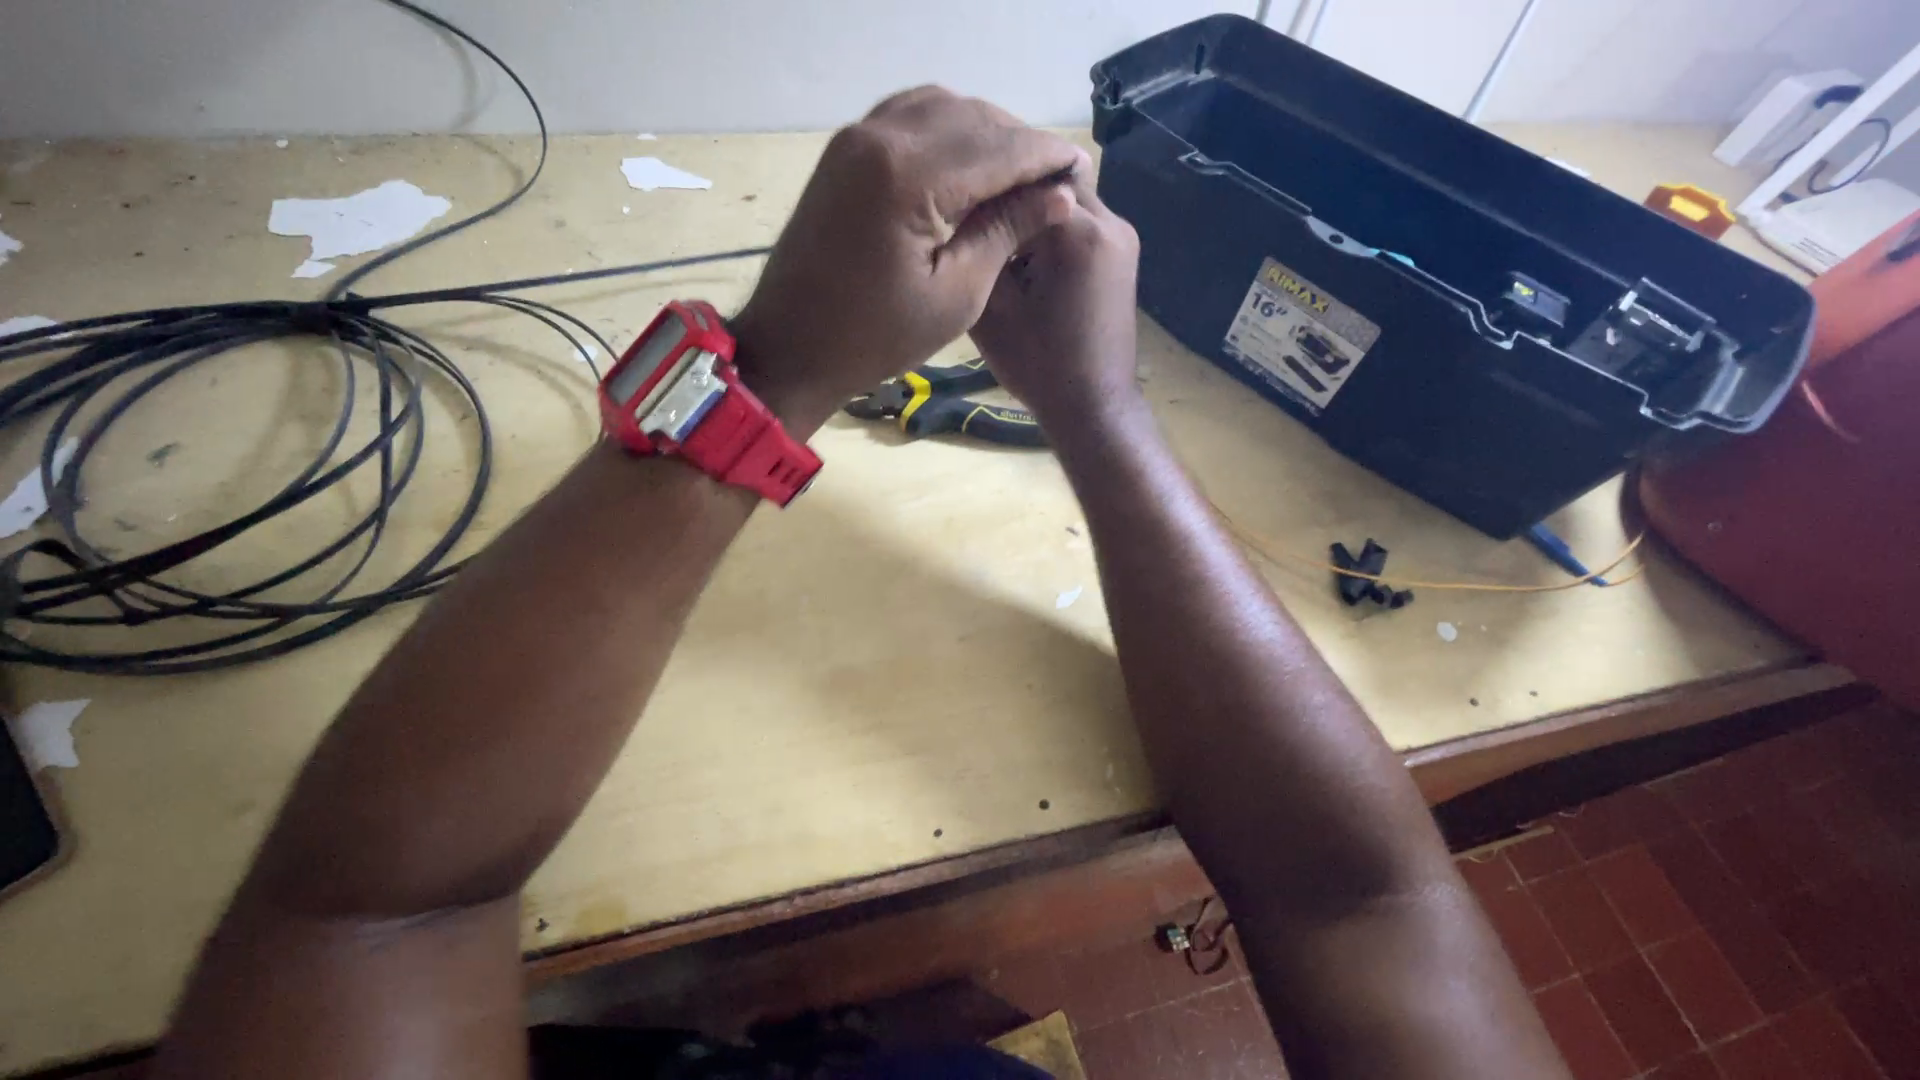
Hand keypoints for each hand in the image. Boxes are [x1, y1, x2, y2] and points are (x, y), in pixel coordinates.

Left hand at [732, 87, 1080, 431]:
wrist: (791, 347)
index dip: (1046, 156)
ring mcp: (856, 138)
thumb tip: (1059, 195)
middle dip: (1019, 143)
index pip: (999, 148)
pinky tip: (967, 165)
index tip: (1081, 170)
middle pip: (973, 117)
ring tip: (1015, 174)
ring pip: (941, 108)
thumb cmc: (876, 339)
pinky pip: (908, 118)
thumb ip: (1006, 232)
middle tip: (1053, 179)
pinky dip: (946, 131)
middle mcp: (881, 136)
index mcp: (910, 175)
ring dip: (984, 133)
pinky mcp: (844, 151)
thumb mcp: (956, 295)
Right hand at [971, 174, 1142, 432]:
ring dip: (1032, 211)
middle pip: (1052, 179)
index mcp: (1080, 231)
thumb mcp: (992, 309)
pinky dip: (1050, 230)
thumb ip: (981, 248)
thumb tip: (963, 205)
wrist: (1093, 408)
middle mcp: (1111, 222)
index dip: (989, 178)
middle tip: (973, 211)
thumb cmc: (1039, 366)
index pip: (1027, 171)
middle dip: (1013, 191)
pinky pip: (1079, 223)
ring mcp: (1121, 238)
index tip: (958, 191)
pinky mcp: (1120, 256)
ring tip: (994, 235)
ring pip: (1066, 199)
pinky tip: (1022, 257)